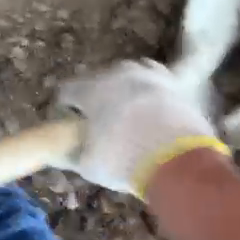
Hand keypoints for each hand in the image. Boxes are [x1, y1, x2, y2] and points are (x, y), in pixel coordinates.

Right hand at [56, 60, 230, 197]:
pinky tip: (149, 112)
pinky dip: (148, 95)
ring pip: (128, 77)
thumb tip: (65, 153)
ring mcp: (149, 75)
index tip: (64, 122)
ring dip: (122, 91)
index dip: (62, 107)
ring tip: (124, 115)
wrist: (177, 160)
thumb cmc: (122, 160)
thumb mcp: (89, 165)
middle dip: (94, 98)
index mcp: (90, 90)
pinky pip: (154, 83)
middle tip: (95, 122)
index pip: (66, 90)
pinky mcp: (174, 84)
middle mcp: (118, 74)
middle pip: (97, 80)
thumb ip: (74, 153)